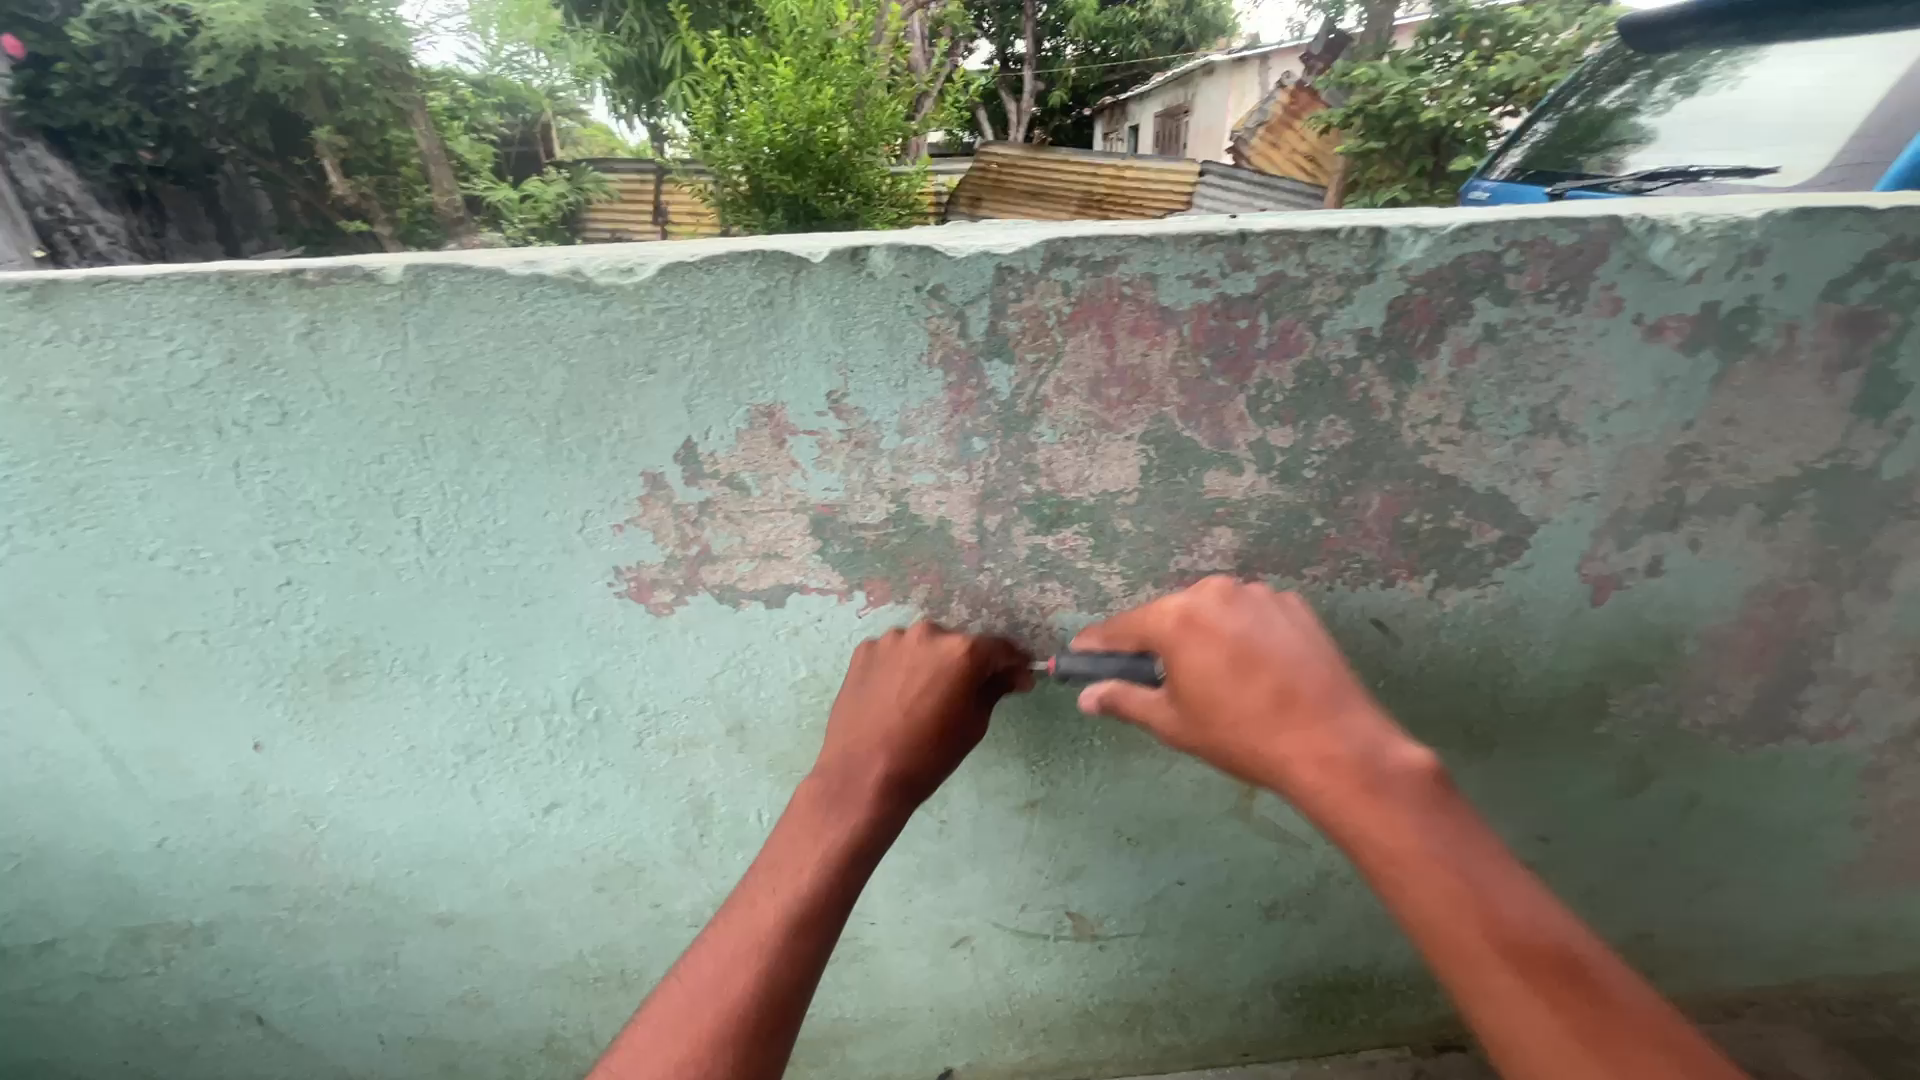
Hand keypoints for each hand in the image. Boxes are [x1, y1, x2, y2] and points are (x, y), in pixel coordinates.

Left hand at [813, 621, 1031, 813]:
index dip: (1013, 665)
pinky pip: (895, 654)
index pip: (999, 648)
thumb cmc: (928, 755)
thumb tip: (1013, 675)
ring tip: (923, 697)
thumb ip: (995, 689)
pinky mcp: (865, 650)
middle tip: (966, 693)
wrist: (863, 775)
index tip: (1018, 681)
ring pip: (924, 646)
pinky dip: (901, 668)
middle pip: (958, 644)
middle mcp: (928, 633)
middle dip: (968, 665)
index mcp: (962, 650)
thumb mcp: (974, 725)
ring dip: (931, 664)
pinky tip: (896, 696)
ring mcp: (891, 639)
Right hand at [1072, 576, 1428, 805]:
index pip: (1121, 627)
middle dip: (1154, 642)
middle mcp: (1213, 592)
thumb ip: (1123, 700)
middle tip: (1154, 678)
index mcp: (1176, 618)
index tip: (1081, 655)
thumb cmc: (1241, 736)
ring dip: (1200, 635)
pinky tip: (1253, 668)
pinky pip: (1249, 615)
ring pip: (1211, 612)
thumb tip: (1087, 697)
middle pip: (1168, 615)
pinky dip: (1239, 634)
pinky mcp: (1293, 605)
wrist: (1335, 745)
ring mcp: (1258, 594)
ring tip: (1212, 676)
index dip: (1098, 645)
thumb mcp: (1173, 723)